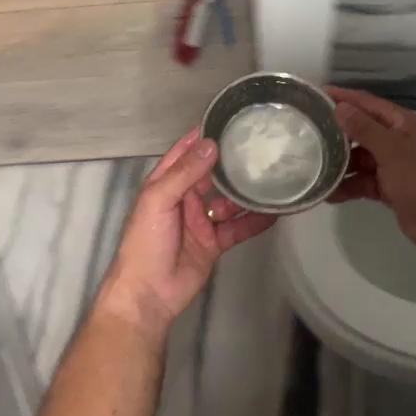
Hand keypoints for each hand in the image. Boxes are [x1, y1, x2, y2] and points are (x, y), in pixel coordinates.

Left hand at [94, 129, 275, 340]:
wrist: (147, 295)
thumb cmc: (144, 243)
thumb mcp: (158, 201)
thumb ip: (184, 173)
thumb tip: (209, 145)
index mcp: (165, 184)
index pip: (185, 152)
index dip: (203, 137)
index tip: (226, 121)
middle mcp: (184, 198)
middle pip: (211, 174)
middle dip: (230, 163)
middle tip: (258, 147)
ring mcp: (199, 221)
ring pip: (227, 201)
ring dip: (246, 193)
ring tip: (271, 178)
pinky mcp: (213, 243)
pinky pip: (236, 228)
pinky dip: (253, 221)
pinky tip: (272, 213)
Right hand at [326, 86, 415, 258]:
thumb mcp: (392, 151)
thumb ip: (365, 129)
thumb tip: (340, 107)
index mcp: (402, 123)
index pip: (367, 103)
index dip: (343, 97)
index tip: (316, 94)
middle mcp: (397, 140)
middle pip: (362, 130)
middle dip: (337, 131)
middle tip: (306, 131)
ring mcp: (394, 165)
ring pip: (360, 158)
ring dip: (339, 163)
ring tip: (311, 166)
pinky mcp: (390, 188)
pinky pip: (364, 182)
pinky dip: (349, 186)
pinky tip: (328, 193)